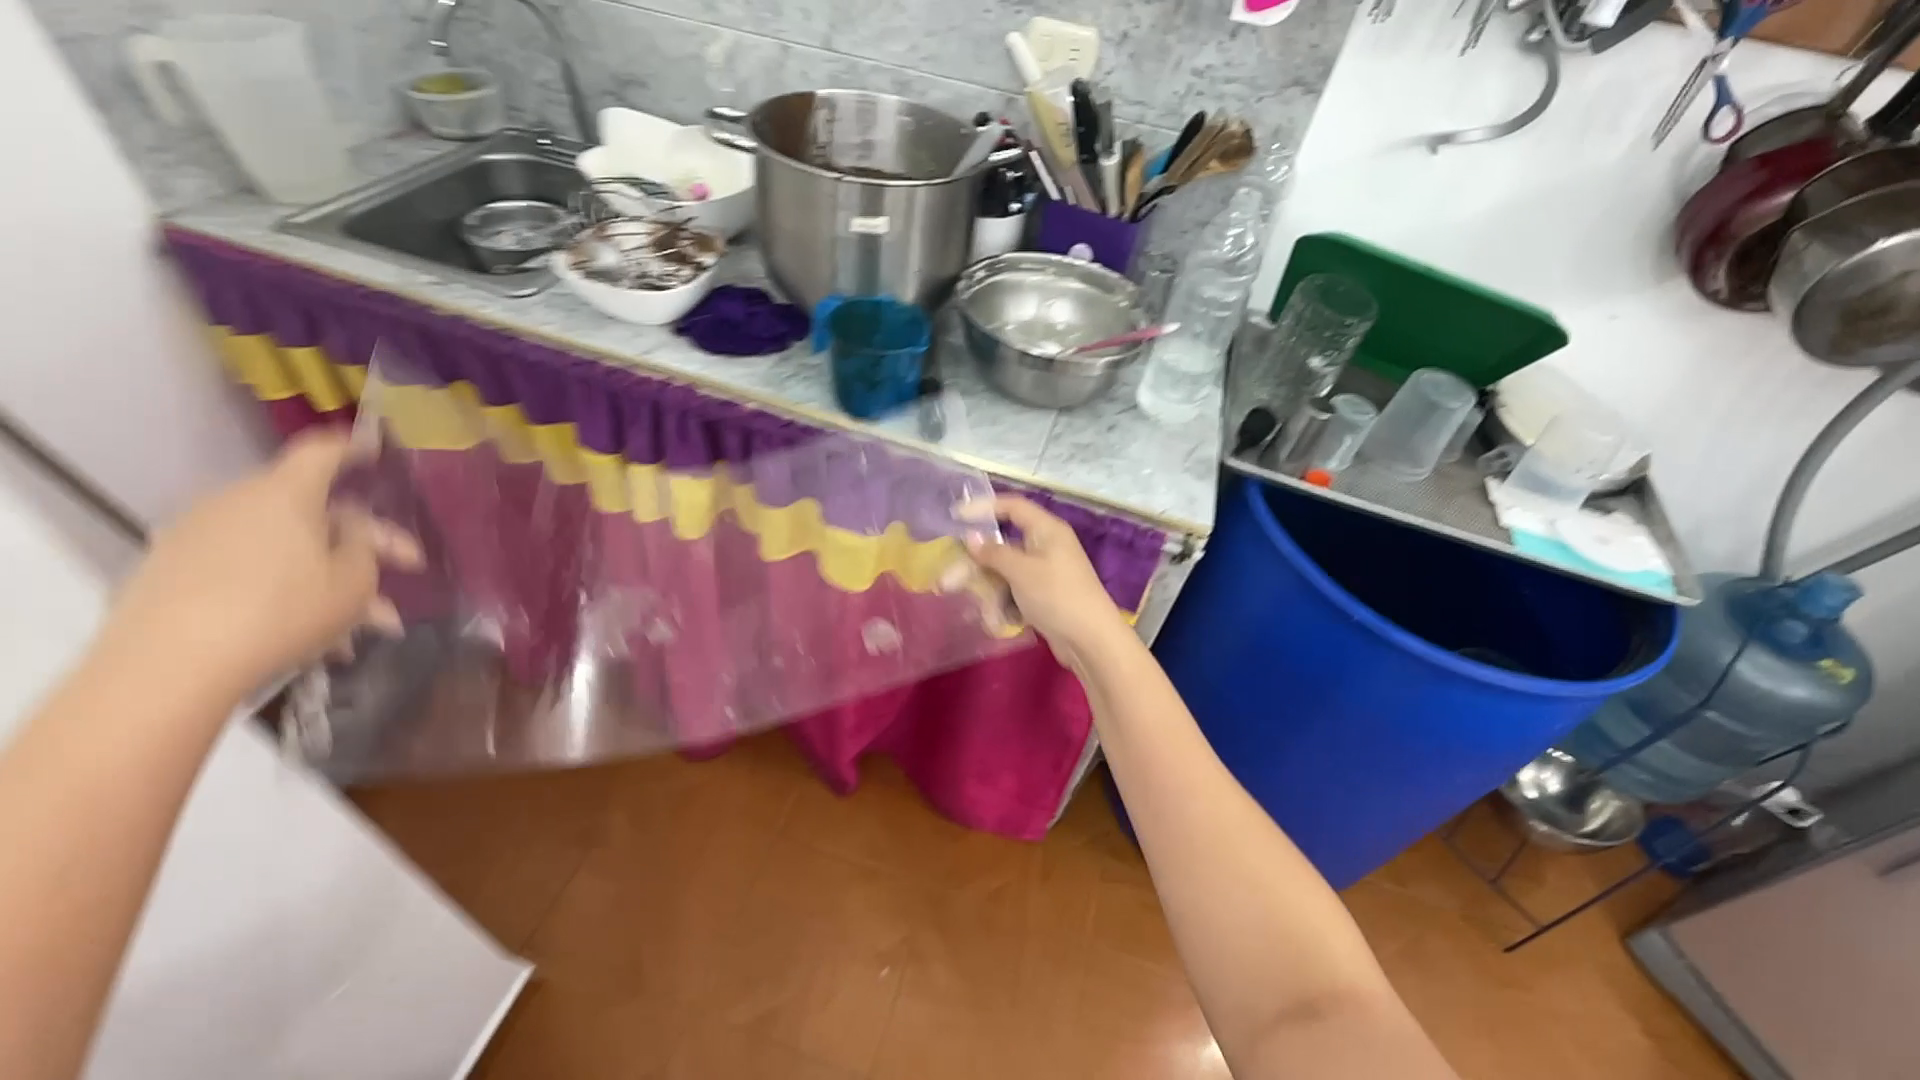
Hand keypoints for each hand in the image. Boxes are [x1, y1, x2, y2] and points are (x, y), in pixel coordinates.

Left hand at [98, 431, 420, 699]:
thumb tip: (350, 531)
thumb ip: (363, 548)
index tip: (376, 451)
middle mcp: (239, 501)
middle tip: (407, 571)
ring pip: (285, 549)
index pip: (322, 451)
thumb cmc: (281, 611)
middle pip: (312, 511)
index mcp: (286, 493)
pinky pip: (248, 570)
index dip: (354, 448)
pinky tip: (315, 640)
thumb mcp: (353, 583)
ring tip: (363, 630)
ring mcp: (200, 534)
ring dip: (328, 578)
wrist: (169, 663)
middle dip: (363, 544)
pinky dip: (285, 592)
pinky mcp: (174, 570)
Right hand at [963, 497, 1130, 662]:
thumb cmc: (1057, 596)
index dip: (983, 508)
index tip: (955, 517)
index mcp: (1046, 530)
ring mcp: (1044, 573)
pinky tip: (998, 623)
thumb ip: (993, 552)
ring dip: (989, 592)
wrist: (1090, 641)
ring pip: (1004, 573)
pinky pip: (1014, 592)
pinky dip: (1004, 605)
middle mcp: (1045, 546)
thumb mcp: (1021, 571)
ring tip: (984, 613)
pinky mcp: (1042, 596)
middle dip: (976, 566)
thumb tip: (970, 537)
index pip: (1012, 507)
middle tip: (947, 582)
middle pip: (1002, 546)